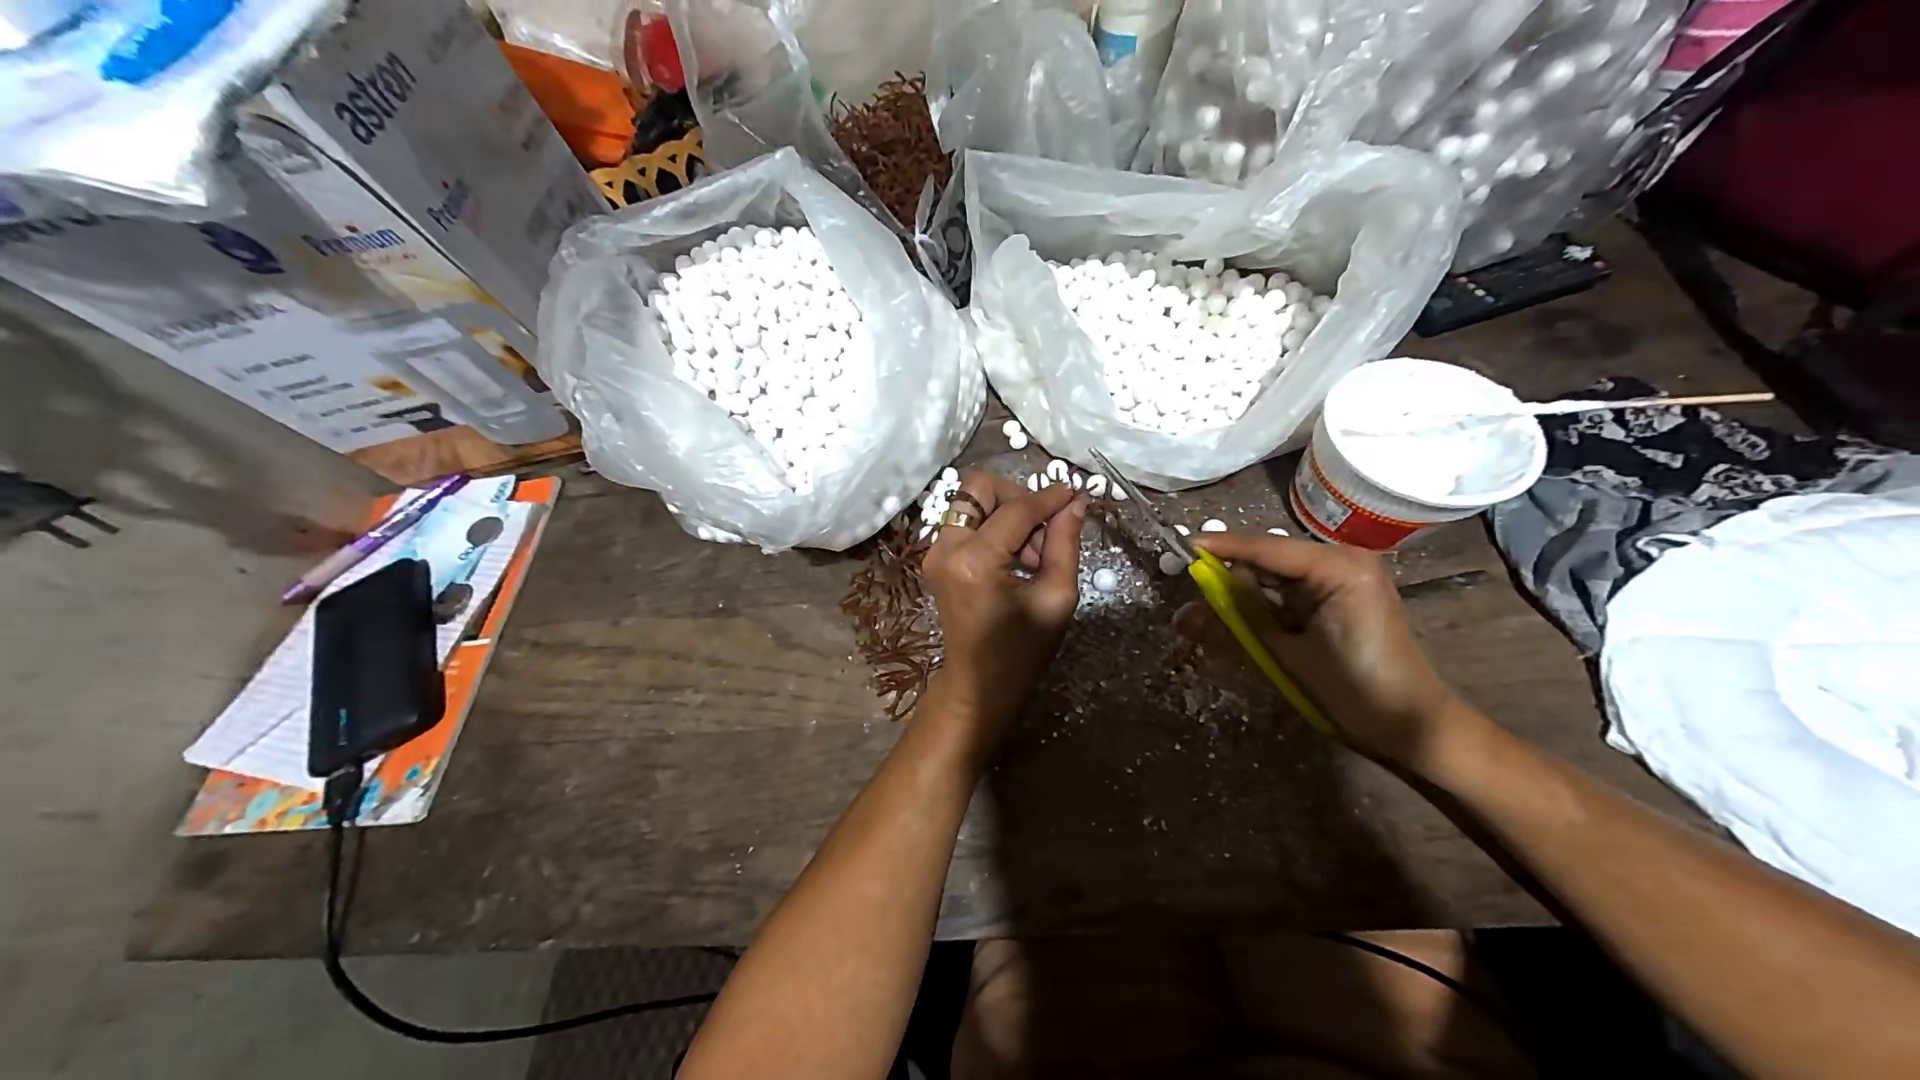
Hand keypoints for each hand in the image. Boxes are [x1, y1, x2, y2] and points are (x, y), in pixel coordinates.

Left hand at [921, 472, 1086, 740]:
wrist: (979, 685)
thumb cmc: (1022, 651)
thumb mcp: (1056, 598)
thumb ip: (1065, 543)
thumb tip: (1074, 502)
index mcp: (975, 562)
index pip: (1017, 509)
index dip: (1050, 498)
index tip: (1075, 493)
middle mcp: (946, 548)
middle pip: (980, 488)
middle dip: (1019, 499)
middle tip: (1045, 534)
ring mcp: (935, 553)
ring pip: (972, 502)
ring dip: (1007, 515)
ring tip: (1034, 555)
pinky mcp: (935, 558)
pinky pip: (966, 521)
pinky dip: (994, 527)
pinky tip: (1016, 558)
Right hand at [1174, 532, 1461, 770]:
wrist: (1413, 726)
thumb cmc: (1355, 689)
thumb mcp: (1288, 653)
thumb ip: (1240, 620)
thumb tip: (1189, 609)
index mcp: (1338, 567)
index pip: (1265, 548)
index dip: (1220, 547)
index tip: (1180, 545)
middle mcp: (1343, 562)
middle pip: (1269, 558)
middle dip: (1227, 572)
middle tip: (1188, 584)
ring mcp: (1345, 579)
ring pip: (1277, 576)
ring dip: (1243, 591)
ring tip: (1204, 607)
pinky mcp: (1342, 598)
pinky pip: (1292, 593)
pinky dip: (1264, 604)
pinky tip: (1237, 614)